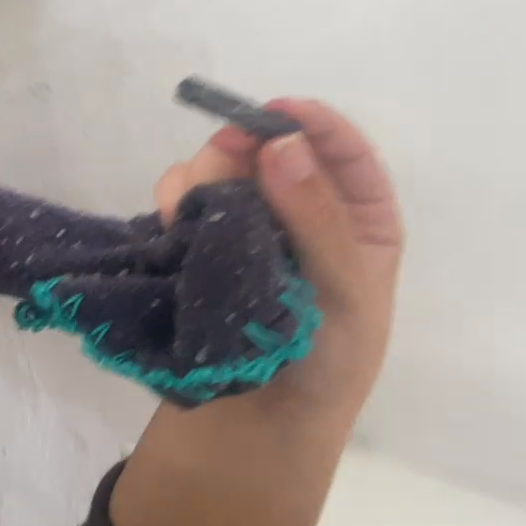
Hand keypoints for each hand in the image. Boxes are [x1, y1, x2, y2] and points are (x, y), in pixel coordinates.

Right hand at [153, 98, 403, 422]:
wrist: (250, 415)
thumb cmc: (321, 361)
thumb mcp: (342, 293)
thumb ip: (315, 219)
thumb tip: (281, 145)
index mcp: (356, 223)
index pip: (343, 156)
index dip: (313, 125)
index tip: (274, 110)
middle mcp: (297, 213)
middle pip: (268, 151)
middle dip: (239, 150)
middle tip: (216, 163)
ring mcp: (242, 223)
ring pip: (216, 168)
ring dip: (197, 179)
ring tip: (184, 216)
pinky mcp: (196, 236)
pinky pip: (179, 194)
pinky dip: (171, 199)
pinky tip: (170, 225)